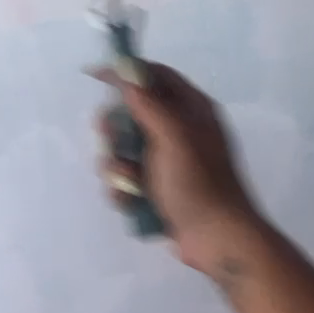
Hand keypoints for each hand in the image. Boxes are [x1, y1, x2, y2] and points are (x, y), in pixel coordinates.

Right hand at [95, 64, 267, 276]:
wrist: (217, 240)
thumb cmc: (198, 182)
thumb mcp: (174, 136)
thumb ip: (148, 104)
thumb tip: (126, 77)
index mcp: (193, 109)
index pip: (156, 75)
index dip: (127, 72)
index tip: (96, 76)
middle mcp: (181, 129)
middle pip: (134, 111)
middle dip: (116, 125)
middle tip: (108, 136)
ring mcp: (169, 160)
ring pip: (125, 146)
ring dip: (117, 161)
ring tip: (126, 178)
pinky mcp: (158, 187)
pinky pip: (128, 175)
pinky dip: (123, 185)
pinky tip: (128, 197)